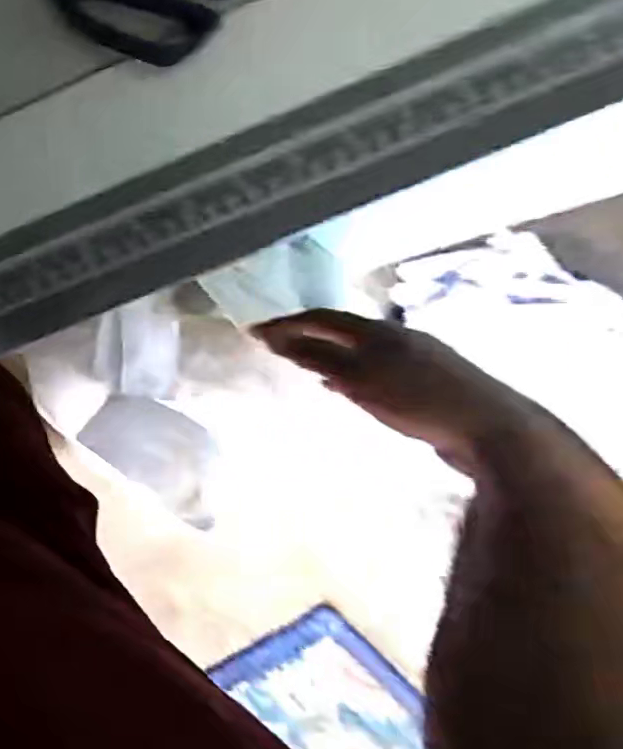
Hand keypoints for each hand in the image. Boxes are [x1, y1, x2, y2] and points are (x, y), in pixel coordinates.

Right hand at [254, 309, 546, 463]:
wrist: (496, 430)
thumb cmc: (415, 399)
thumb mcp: (354, 377)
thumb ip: (312, 356)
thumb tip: (274, 337)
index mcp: (379, 331)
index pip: (321, 317)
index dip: (284, 322)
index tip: (253, 332)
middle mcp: (400, 336)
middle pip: (342, 328)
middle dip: (306, 333)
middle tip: (276, 345)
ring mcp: (420, 357)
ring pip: (360, 347)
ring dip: (327, 351)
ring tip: (303, 363)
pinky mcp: (432, 379)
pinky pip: (376, 364)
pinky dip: (349, 368)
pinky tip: (342, 384)